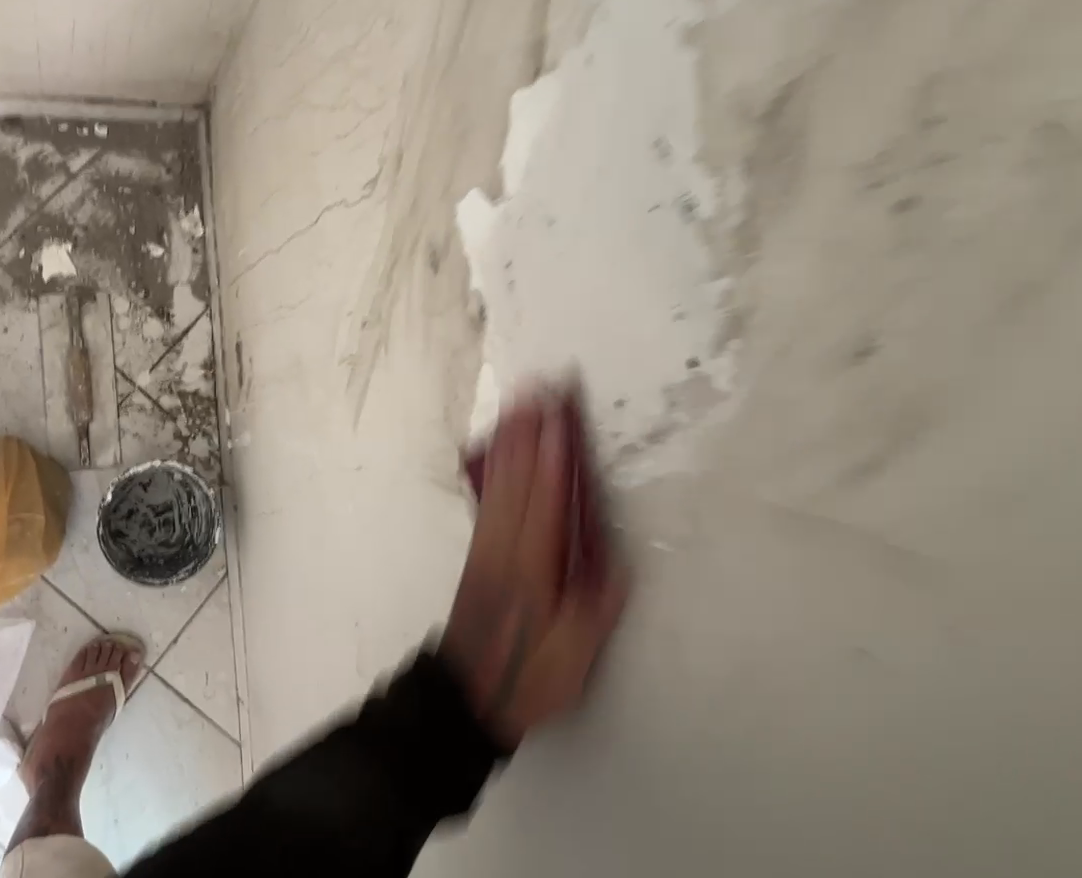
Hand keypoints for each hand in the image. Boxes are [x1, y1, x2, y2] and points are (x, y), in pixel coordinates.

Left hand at [440, 381, 629, 747]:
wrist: (467, 693)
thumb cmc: (527, 676)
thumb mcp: (574, 655)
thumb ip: (595, 608)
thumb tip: (614, 564)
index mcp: (532, 567)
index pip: (545, 500)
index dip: (552, 458)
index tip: (559, 418)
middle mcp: (506, 546)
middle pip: (518, 479)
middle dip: (529, 432)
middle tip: (537, 388)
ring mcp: (487, 545)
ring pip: (499, 482)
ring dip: (510, 440)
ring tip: (519, 403)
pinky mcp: (479, 551)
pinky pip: (488, 497)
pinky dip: (494, 466)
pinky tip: (498, 450)